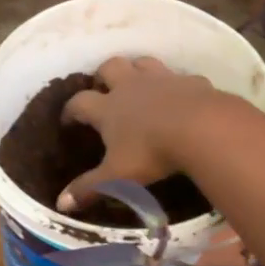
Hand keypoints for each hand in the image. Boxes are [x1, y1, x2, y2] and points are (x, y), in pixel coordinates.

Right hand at [57, 56, 229, 211]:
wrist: (203, 129)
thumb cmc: (152, 152)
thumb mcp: (117, 177)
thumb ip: (89, 188)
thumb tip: (61, 204)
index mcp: (108, 108)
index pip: (79, 102)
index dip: (70, 110)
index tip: (67, 120)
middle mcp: (131, 87)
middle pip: (109, 67)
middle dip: (103, 75)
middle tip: (103, 89)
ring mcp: (162, 80)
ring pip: (143, 62)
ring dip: (136, 69)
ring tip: (137, 83)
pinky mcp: (191, 81)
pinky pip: (180, 77)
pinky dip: (175, 85)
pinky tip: (179, 96)